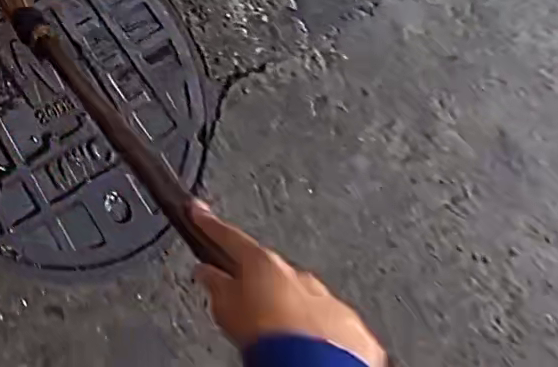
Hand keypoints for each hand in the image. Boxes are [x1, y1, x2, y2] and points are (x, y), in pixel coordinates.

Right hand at [191, 203, 386, 366]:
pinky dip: (320, 332)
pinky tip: (309, 347)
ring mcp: (331, 305)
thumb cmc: (267, 336)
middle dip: (260, 281)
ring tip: (279, 332)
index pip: (228, 235)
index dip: (208, 222)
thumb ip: (214, 283)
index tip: (198, 210)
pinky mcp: (358, 336)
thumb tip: (208, 273)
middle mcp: (298, 276)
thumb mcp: (222, 305)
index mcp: (262, 262)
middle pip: (271, 271)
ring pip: (305, 299)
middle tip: (246, 298)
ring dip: (291, 309)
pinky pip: (334, 326)